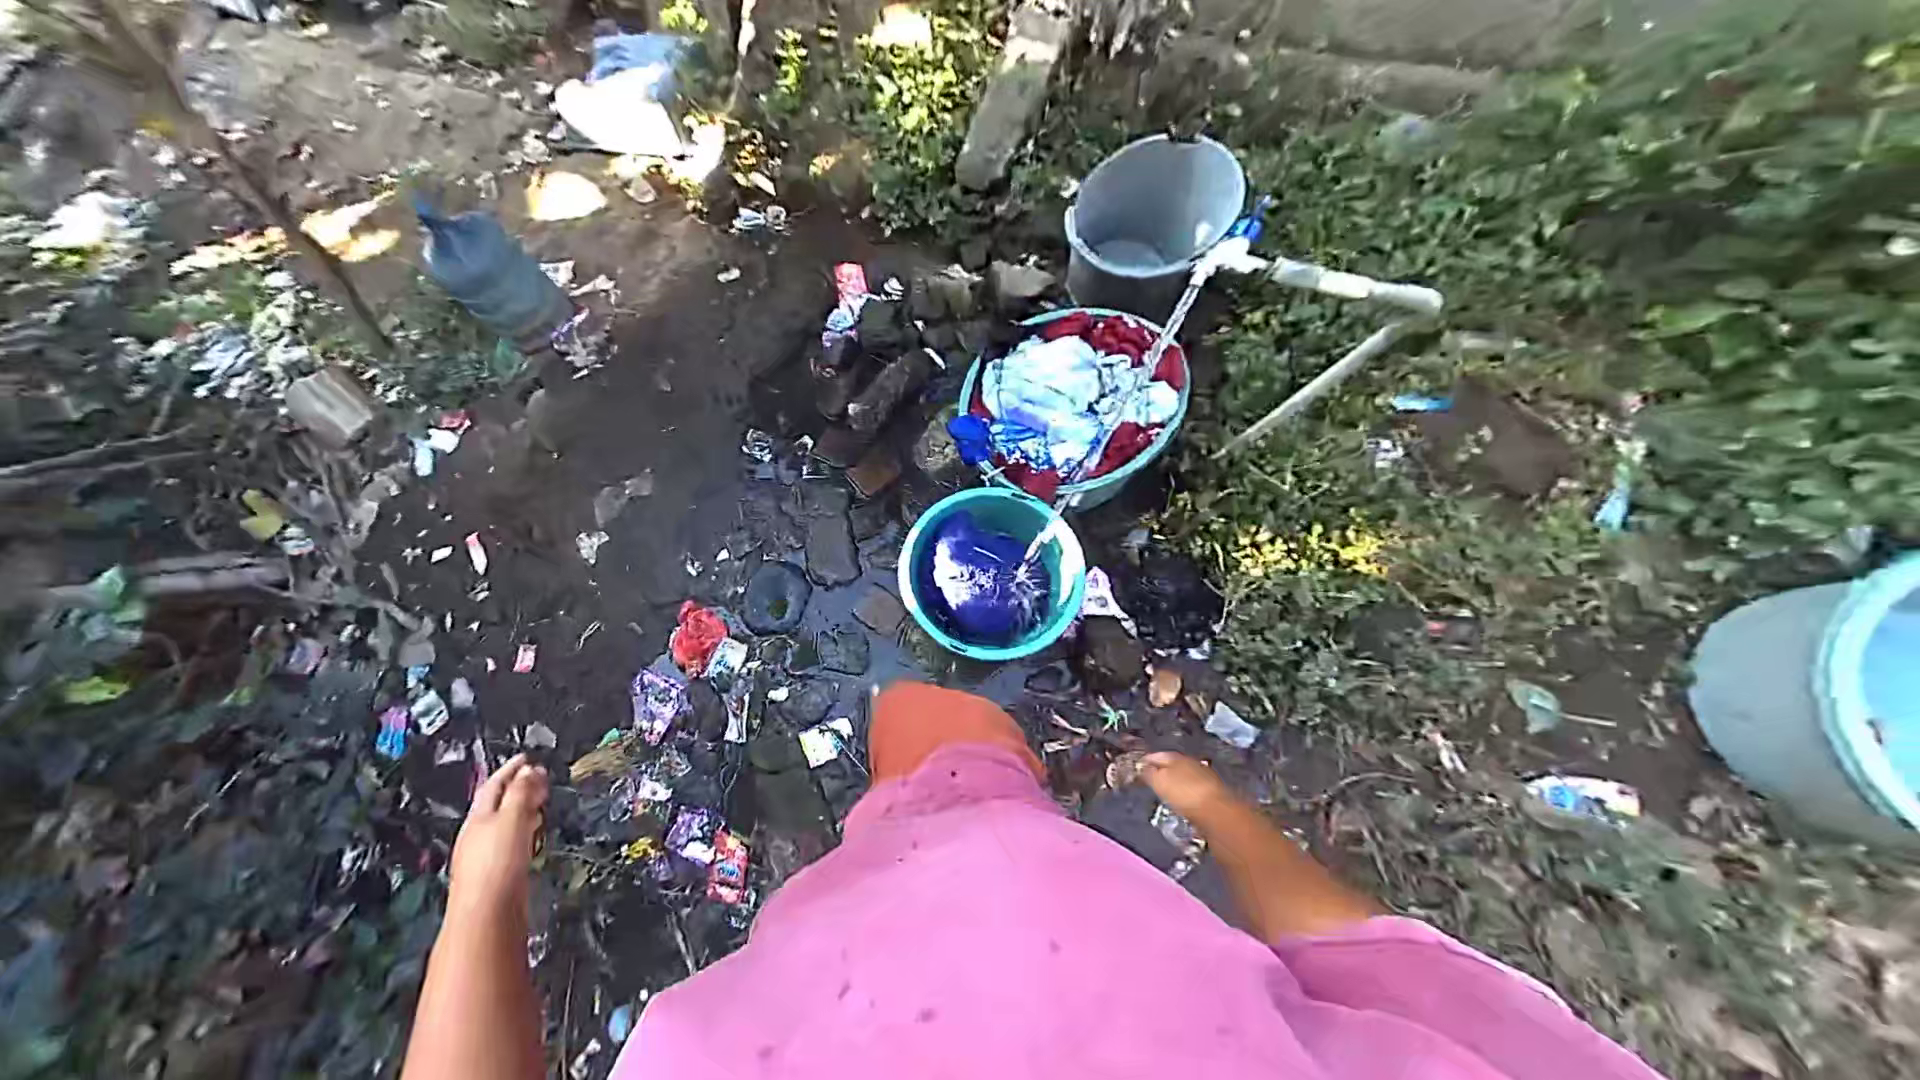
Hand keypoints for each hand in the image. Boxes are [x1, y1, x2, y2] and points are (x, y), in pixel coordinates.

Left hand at [450, 754, 547, 909]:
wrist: (487, 913)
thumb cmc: (497, 863)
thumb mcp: (513, 818)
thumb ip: (522, 792)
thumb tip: (530, 769)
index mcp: (478, 818)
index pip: (494, 785)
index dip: (510, 769)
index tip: (526, 757)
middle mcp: (478, 834)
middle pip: (498, 802)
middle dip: (518, 786)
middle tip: (539, 775)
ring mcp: (486, 853)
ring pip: (506, 821)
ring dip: (523, 806)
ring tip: (541, 798)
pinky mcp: (498, 869)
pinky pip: (513, 838)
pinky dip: (525, 826)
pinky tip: (534, 831)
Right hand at [1140, 751, 1232, 819]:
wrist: (1218, 812)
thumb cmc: (1183, 794)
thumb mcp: (1159, 782)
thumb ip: (1148, 773)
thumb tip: (1142, 767)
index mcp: (1175, 757)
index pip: (1157, 755)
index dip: (1146, 761)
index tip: (1138, 767)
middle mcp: (1191, 762)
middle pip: (1172, 764)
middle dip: (1162, 770)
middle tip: (1151, 779)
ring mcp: (1205, 776)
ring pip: (1185, 775)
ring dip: (1176, 781)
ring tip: (1166, 790)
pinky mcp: (1213, 792)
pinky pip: (1194, 788)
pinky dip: (1187, 791)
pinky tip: (1183, 799)